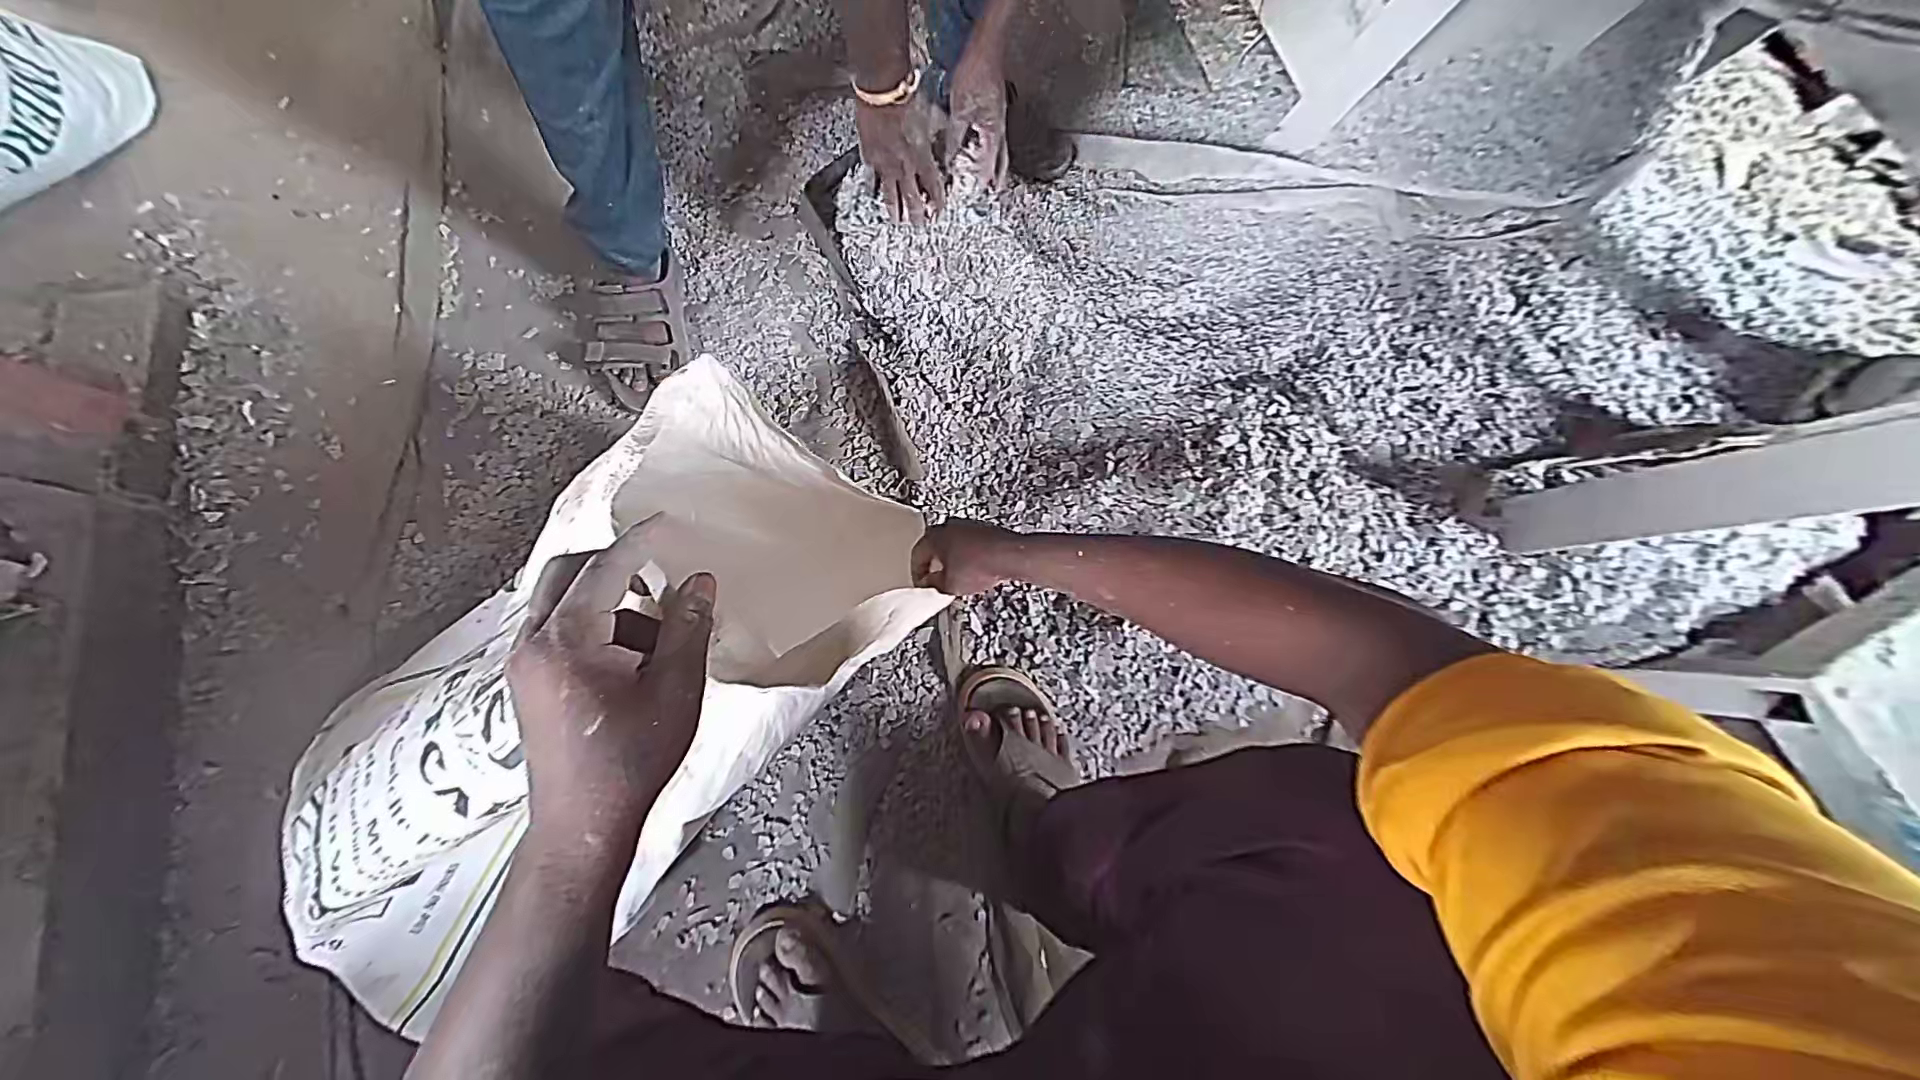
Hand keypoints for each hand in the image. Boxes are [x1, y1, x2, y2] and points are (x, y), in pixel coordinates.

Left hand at [506, 517, 715, 834]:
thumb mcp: (676, 687)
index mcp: (566, 641)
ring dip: (612, 603)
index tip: (666, 524)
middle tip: (659, 576)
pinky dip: (599, 627)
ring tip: (659, 640)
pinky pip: (561, 630)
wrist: (584, 825)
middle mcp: (533, 645)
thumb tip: (699, 583)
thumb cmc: (631, 760)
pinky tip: (635, 661)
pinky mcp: (530, 683)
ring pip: (564, 602)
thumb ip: (687, 627)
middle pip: (567, 573)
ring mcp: (525, 665)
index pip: (605, 569)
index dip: (641, 542)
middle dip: (616, 566)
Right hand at [856, 97, 945, 223]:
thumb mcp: (932, 117)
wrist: (882, 87)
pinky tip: (873, 195)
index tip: (938, 213)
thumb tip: (945, 148)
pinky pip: (872, 179)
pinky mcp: (869, 157)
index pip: (933, 187)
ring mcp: (885, 164)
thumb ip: (937, 138)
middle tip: (919, 225)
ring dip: (895, 211)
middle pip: (912, 198)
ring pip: (891, 195)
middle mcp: (904, 166)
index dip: (936, 203)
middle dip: (917, 215)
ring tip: (897, 221)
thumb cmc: (908, 97)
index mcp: (921, 157)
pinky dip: (874, 190)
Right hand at [912, 518, 1021, 594]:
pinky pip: (969, 546)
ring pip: (952, 546)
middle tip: (937, 582)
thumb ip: (933, 585)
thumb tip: (930, 584)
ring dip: (951, 562)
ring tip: (957, 579)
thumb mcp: (949, 585)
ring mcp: (968, 526)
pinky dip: (967, 558)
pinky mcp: (984, 531)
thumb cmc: (980, 565)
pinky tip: (974, 571)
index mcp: (934, 536)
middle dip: (934, 566)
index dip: (917, 574)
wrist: (1010, 556)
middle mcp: (949, 526)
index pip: (917, 555)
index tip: (922, 585)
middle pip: (934, 548)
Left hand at [945, 39, 1008, 189]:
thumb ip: (956, 139)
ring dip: (997, 166)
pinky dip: (995, 150)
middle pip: (1000, 162)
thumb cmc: (975, 74)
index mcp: (992, 133)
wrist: (987, 49)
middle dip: (996, 178)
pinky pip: (998, 138)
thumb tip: (950, 159)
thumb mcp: (960, 111)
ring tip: (993, 179)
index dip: (981, 182)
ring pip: (1001, 151)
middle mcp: (1000, 130)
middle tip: (993, 192)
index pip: (988, 167)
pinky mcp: (997, 110)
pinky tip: (988, 148)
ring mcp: (1001, 120)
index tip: (976, 193)